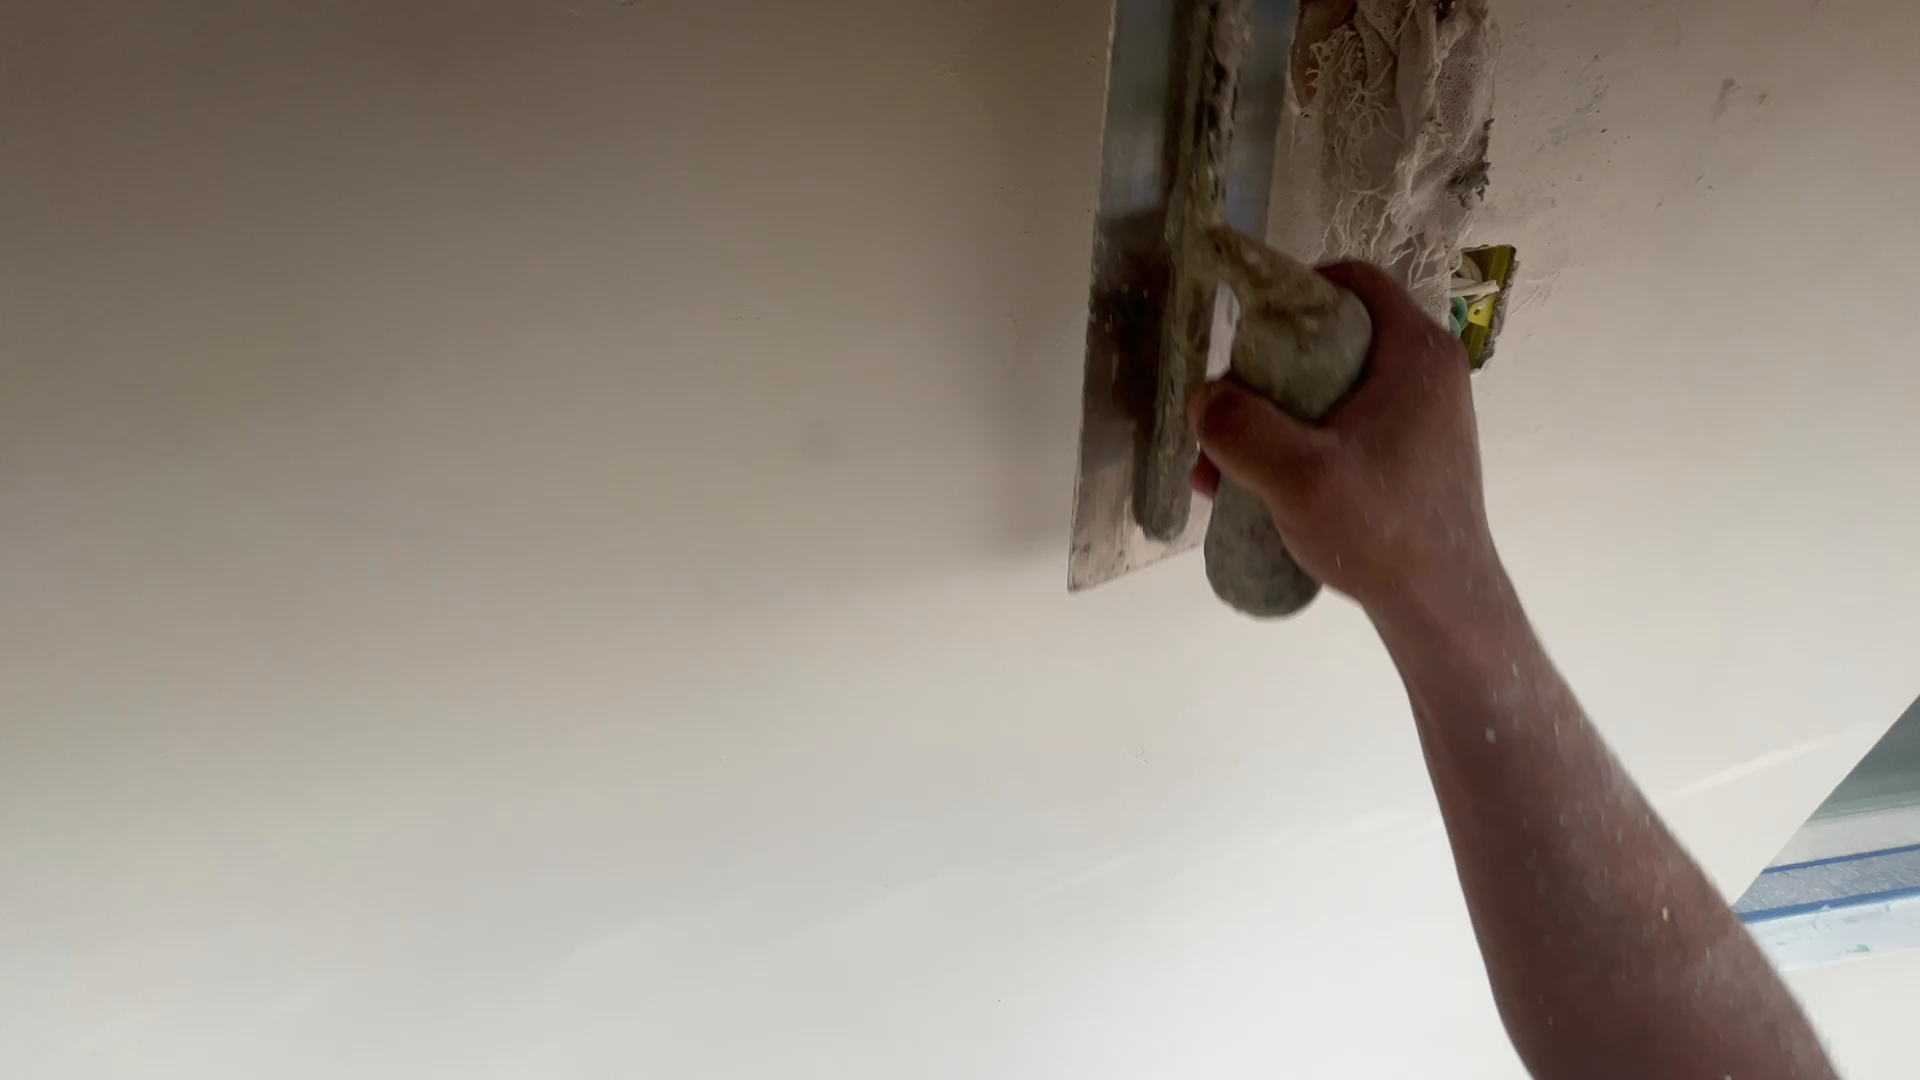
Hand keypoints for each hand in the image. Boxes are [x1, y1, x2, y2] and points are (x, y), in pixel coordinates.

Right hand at [1186, 262, 1498, 616]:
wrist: (1436, 605)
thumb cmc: (1380, 529)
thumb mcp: (1299, 476)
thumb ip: (1241, 430)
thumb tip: (1201, 396)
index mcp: (1412, 356)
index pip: (1351, 284)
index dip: (1291, 293)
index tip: (1242, 332)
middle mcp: (1416, 377)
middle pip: (1324, 343)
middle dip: (1259, 379)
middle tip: (1220, 415)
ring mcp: (1407, 420)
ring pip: (1318, 396)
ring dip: (1261, 424)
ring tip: (1216, 468)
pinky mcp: (1393, 457)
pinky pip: (1326, 433)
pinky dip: (1283, 450)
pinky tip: (1242, 488)